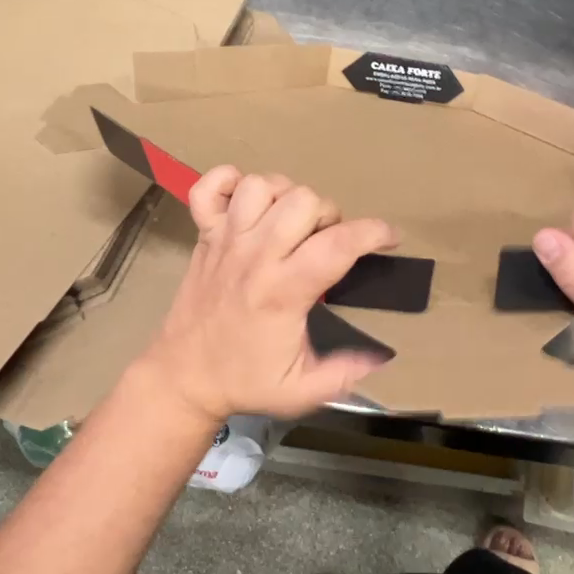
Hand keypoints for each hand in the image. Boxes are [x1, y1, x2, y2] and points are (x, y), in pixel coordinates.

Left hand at [136, 166, 397, 423]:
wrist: (182, 378)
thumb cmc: (245, 381)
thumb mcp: (303, 390)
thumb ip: (345, 371)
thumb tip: (384, 355)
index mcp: (283, 292)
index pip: (337, 244)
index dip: (373, 233)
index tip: (390, 239)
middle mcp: (254, 256)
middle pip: (303, 201)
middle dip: (328, 216)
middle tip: (327, 243)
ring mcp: (225, 240)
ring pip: (262, 185)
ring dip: (286, 197)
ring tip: (291, 224)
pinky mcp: (203, 234)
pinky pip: (209, 187)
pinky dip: (229, 183)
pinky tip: (247, 204)